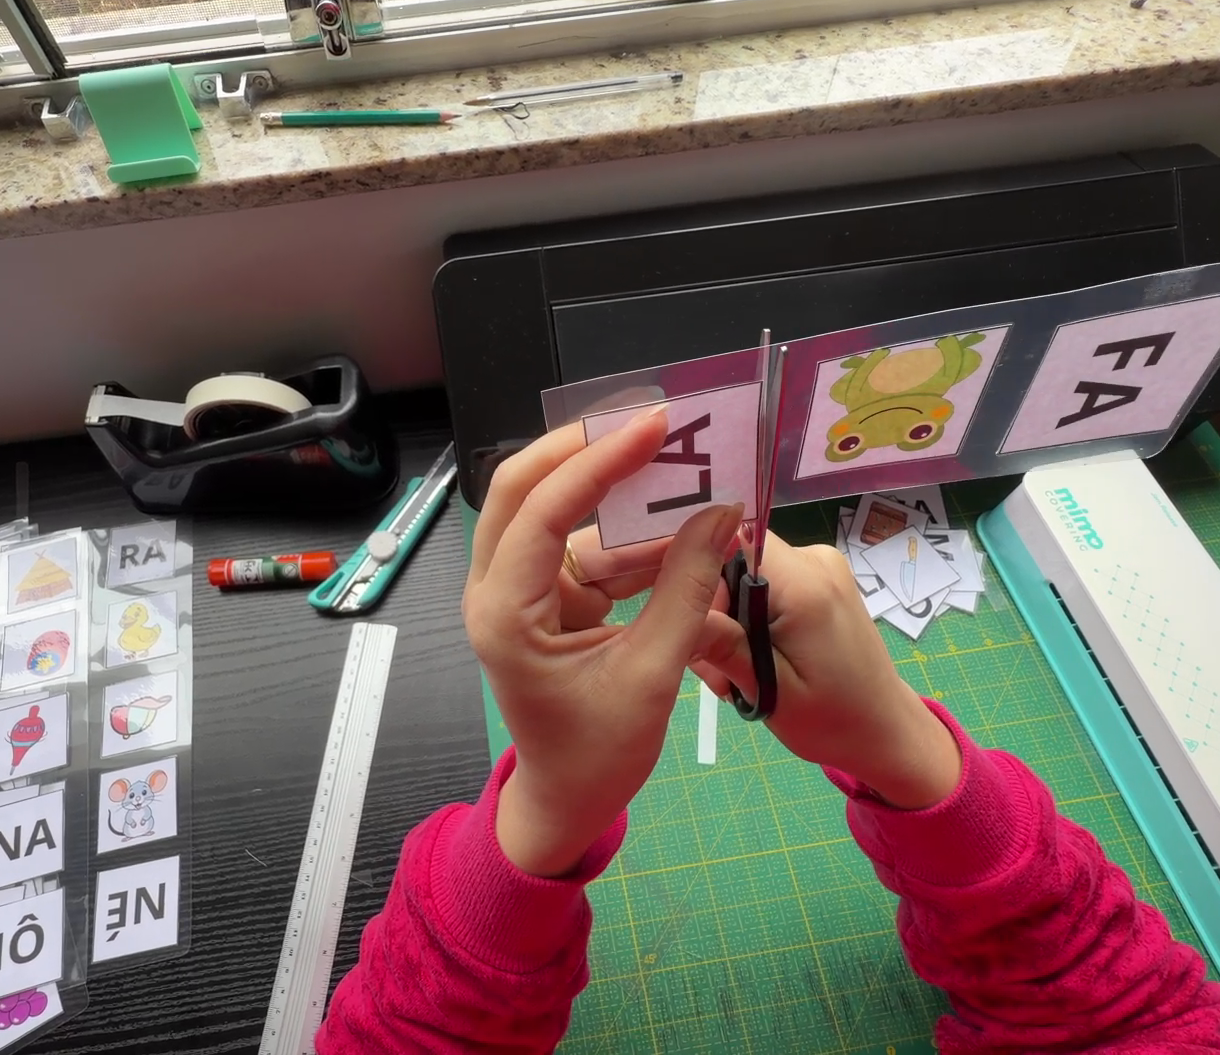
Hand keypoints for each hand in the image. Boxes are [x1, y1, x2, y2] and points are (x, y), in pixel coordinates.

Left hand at [466, 410, 743, 876]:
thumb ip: (686, 590)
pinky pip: (580, 543)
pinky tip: (671, 523)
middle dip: (581, 450)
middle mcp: (496, 588)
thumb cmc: (598, 754)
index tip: (651, 425)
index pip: (541, 512)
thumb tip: (723, 516)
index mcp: (503, 613)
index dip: (597, 462)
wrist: (567, 798)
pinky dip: (623, 532)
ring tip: (671, 463)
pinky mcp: (542, 593)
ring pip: (551, 509)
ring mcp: (516, 587)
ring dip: (608, 488)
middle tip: (644, 421)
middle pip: (522, 489)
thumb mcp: (651, 675)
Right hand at [691, 535, 960, 808]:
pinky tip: (753, 655)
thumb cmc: (832, 721)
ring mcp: (819, 566)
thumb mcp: (769, 690)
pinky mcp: (818, 579)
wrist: (887, 734)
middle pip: (732, 557)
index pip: (728, 542)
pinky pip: (763, 581)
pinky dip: (748, 616)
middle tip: (717, 669)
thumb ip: (723, 644)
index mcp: (804, 584)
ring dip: (728, 618)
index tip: (699, 630)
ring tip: (737, 671)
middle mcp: (814, 560)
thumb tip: (675, 608)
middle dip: (713, 608)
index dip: (701, 578)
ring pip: (742, 572)